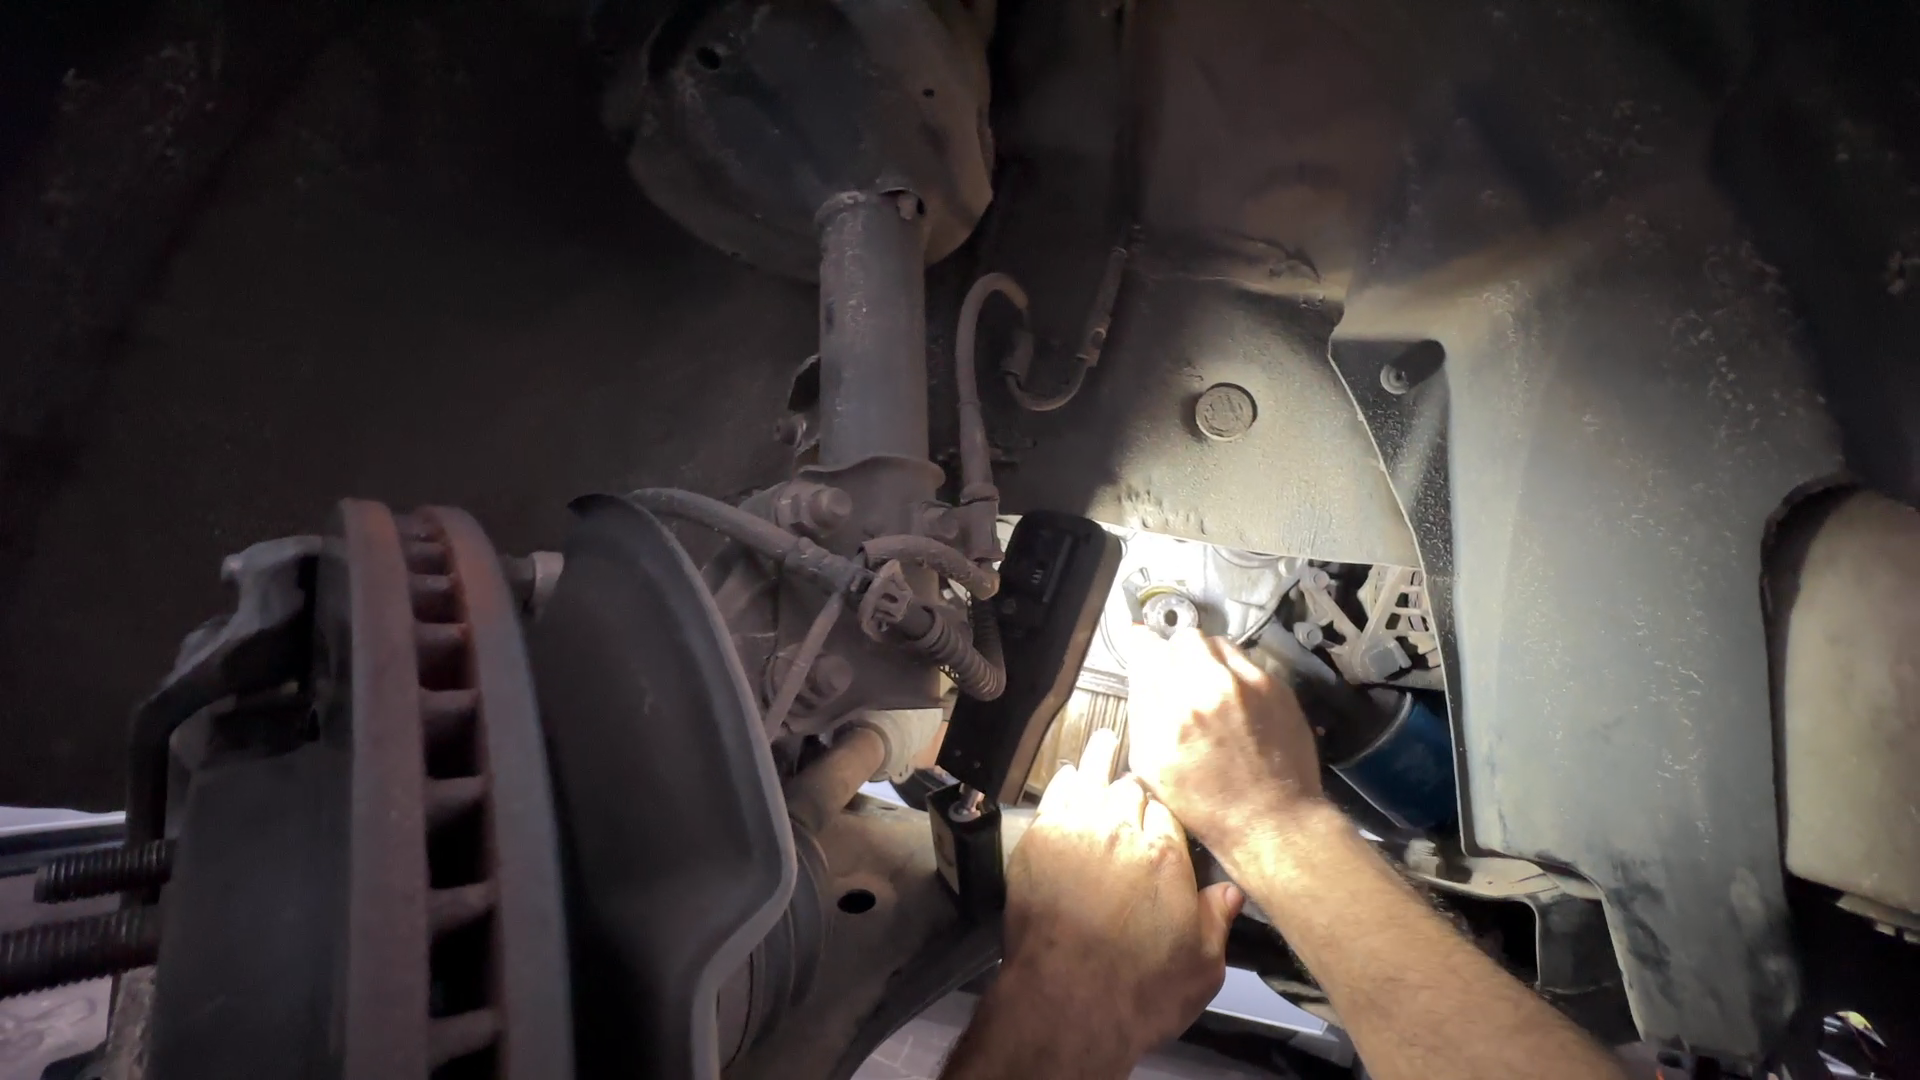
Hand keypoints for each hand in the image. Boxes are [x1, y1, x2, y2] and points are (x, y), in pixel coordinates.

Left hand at [999, 729, 1243, 1064]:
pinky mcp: (1040, 838)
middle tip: (1135, 781)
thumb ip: (1217, 918)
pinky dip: (1066, 780)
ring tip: (1106, 740)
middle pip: (1132, 788)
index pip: (1170, 808)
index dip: (1167, 807)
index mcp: (1165, 854)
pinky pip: (1056, 794)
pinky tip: (1071, 772)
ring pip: (1094, 777)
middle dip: (1136, 785)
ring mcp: (1077, 829)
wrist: (1064, 1000)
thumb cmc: (1135, 990)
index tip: (1165, 807)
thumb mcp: (1200, 966)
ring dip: (1102, 759)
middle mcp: (1121, 830)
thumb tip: (1232, 889)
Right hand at [1123, 628, 1324, 860]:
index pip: (1147, 651)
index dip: (1141, 645)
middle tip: (1176, 673)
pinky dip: (1231, 668)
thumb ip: (1140, 709)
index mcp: (1173, 711)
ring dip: (1203, 656)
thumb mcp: (1151, 764)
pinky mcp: (1275, 687)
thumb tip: (1139, 669)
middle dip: (1175, 652)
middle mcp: (1210, 689)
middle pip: (1182, 639)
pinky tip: (1232, 696)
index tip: (1140, 645)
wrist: (1273, 820)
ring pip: (1214, 642)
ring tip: (1205, 683)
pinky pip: (1243, 658)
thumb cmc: (1205, 802)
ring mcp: (1247, 684)